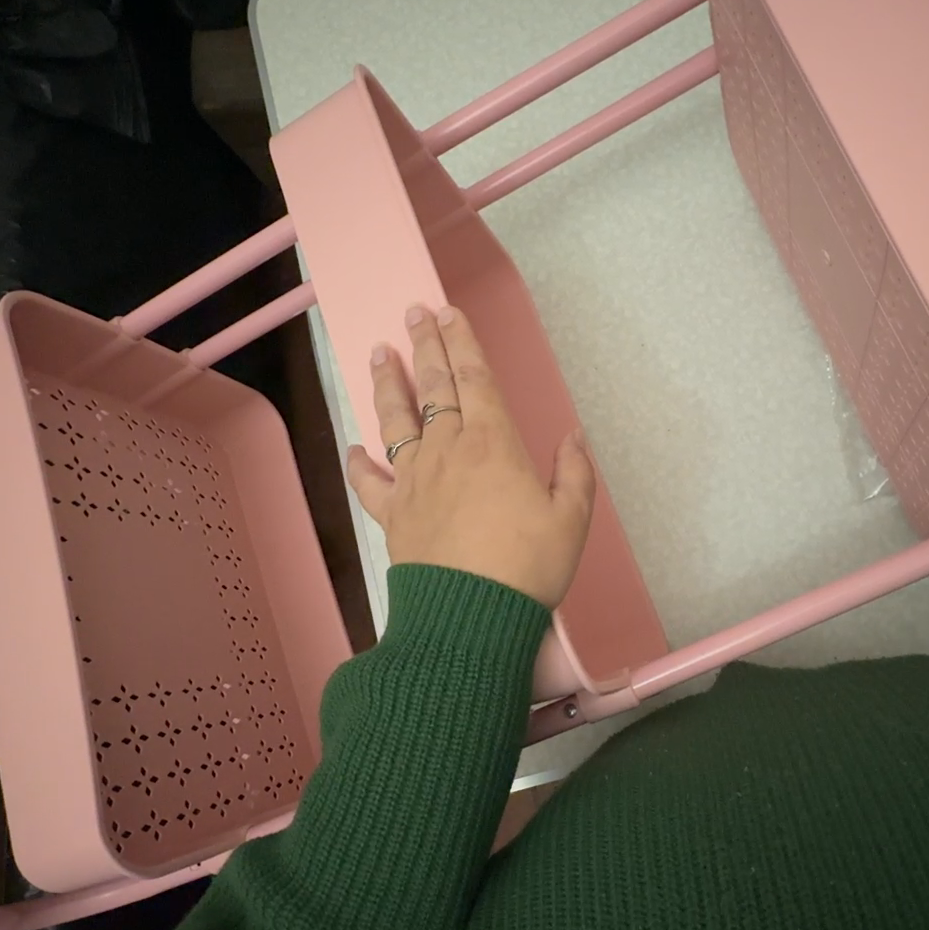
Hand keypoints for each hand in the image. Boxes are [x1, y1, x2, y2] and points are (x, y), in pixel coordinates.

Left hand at [344, 305, 594, 608]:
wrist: (472, 617)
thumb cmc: (529, 566)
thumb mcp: (572, 519)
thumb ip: (574, 471)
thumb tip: (573, 437)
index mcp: (493, 443)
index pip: (474, 378)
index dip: (461, 342)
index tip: (446, 312)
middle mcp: (448, 451)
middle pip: (433, 388)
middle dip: (424, 346)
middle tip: (413, 313)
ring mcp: (415, 482)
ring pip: (396, 421)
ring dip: (387, 385)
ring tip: (377, 354)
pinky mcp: (394, 516)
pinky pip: (370, 484)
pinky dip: (359, 464)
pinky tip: (353, 447)